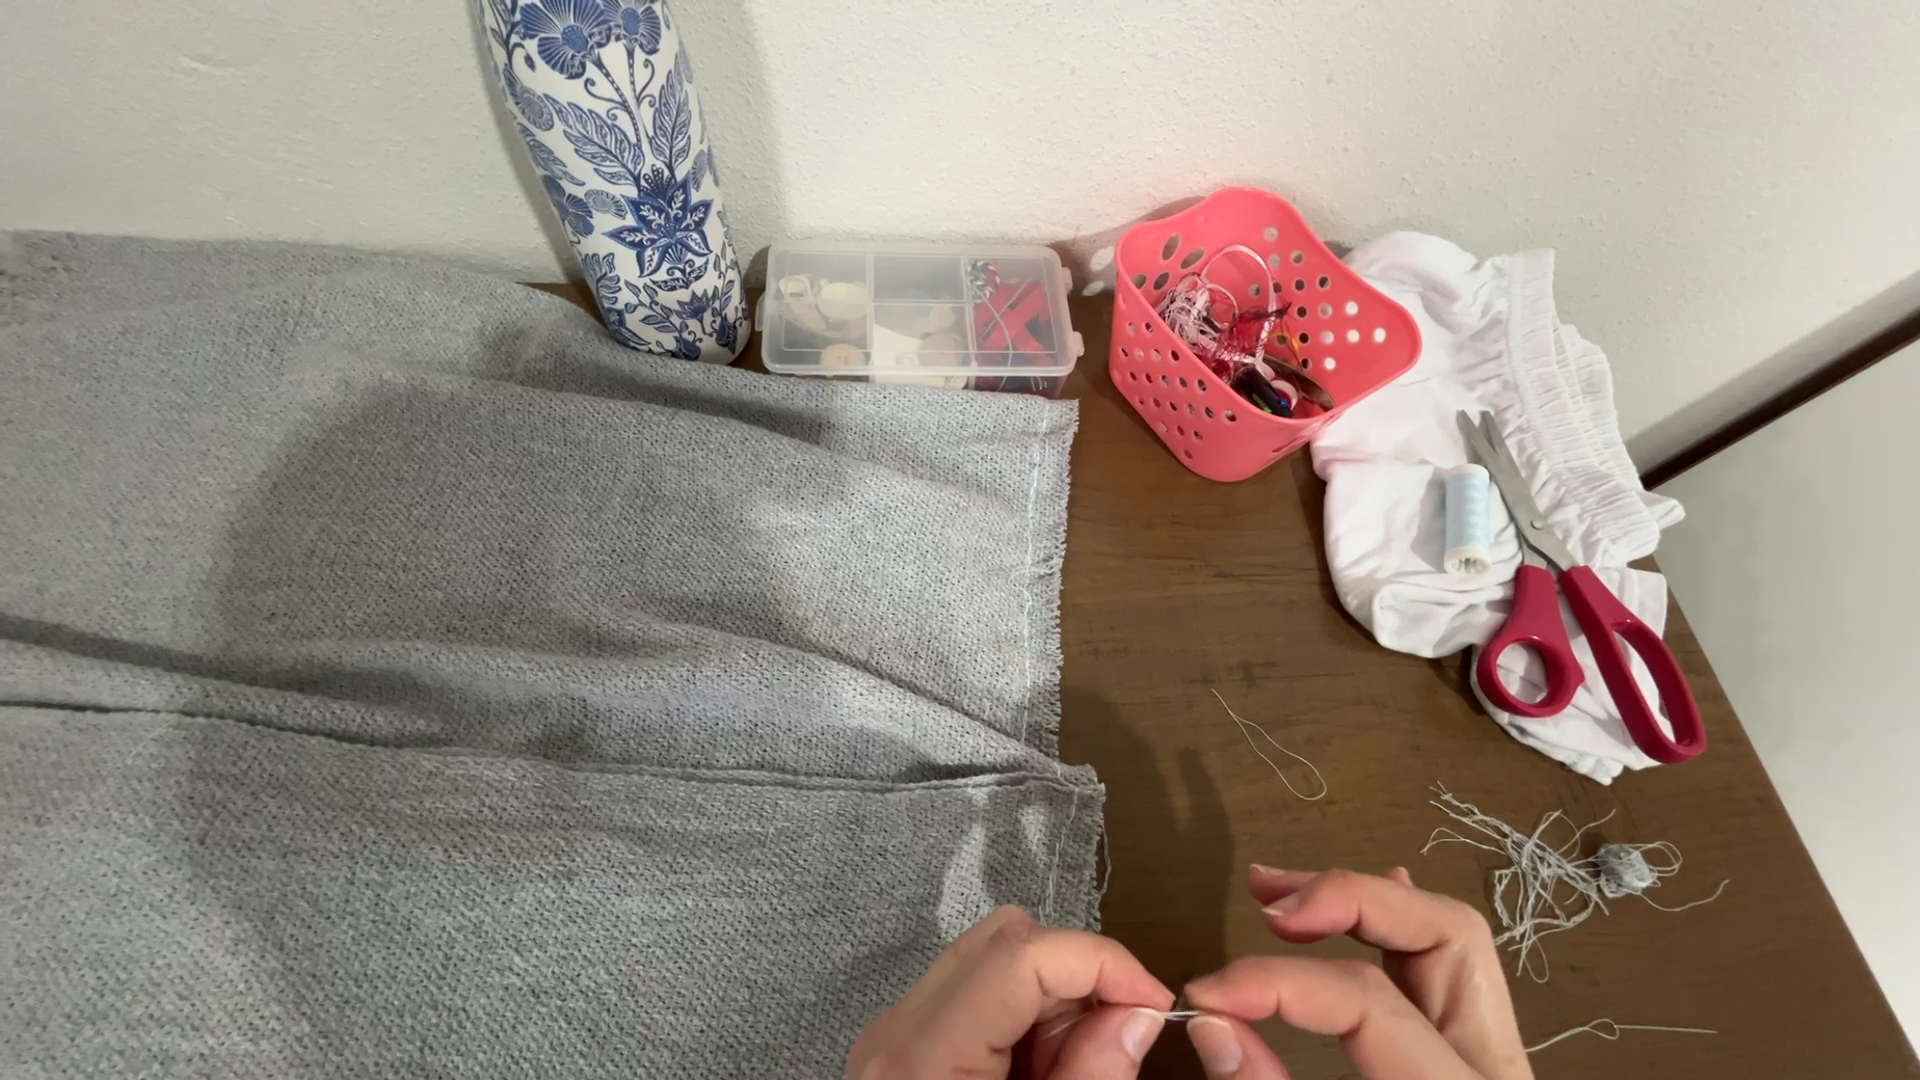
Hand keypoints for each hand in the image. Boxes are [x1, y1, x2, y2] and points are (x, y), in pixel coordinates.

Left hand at [846, 905, 1175, 1078]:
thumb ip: (1093, 1077)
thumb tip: (1138, 1013)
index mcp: (924, 1057)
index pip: (1019, 954)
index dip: (1097, 960)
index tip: (1154, 1001)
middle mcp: (899, 1026)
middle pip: (1002, 937)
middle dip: (1076, 972)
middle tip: (1120, 1032)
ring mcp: (895, 1031)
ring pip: (991, 954)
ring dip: (1053, 990)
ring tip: (1077, 1061)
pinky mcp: (904, 1043)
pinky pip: (977, 989)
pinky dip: (1024, 1011)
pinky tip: (1042, 1068)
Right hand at [1181, 867, 1531, 1079]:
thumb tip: (1213, 1021)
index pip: (1367, 999)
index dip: (1276, 982)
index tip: (1208, 991)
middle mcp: (1499, 1076)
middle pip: (1442, 932)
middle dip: (1345, 899)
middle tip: (1265, 906)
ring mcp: (1496, 1067)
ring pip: (1443, 934)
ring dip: (1354, 899)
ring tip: (1273, 896)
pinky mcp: (1474, 1066)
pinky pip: (1443, 968)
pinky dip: (1385, 925)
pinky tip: (1340, 912)